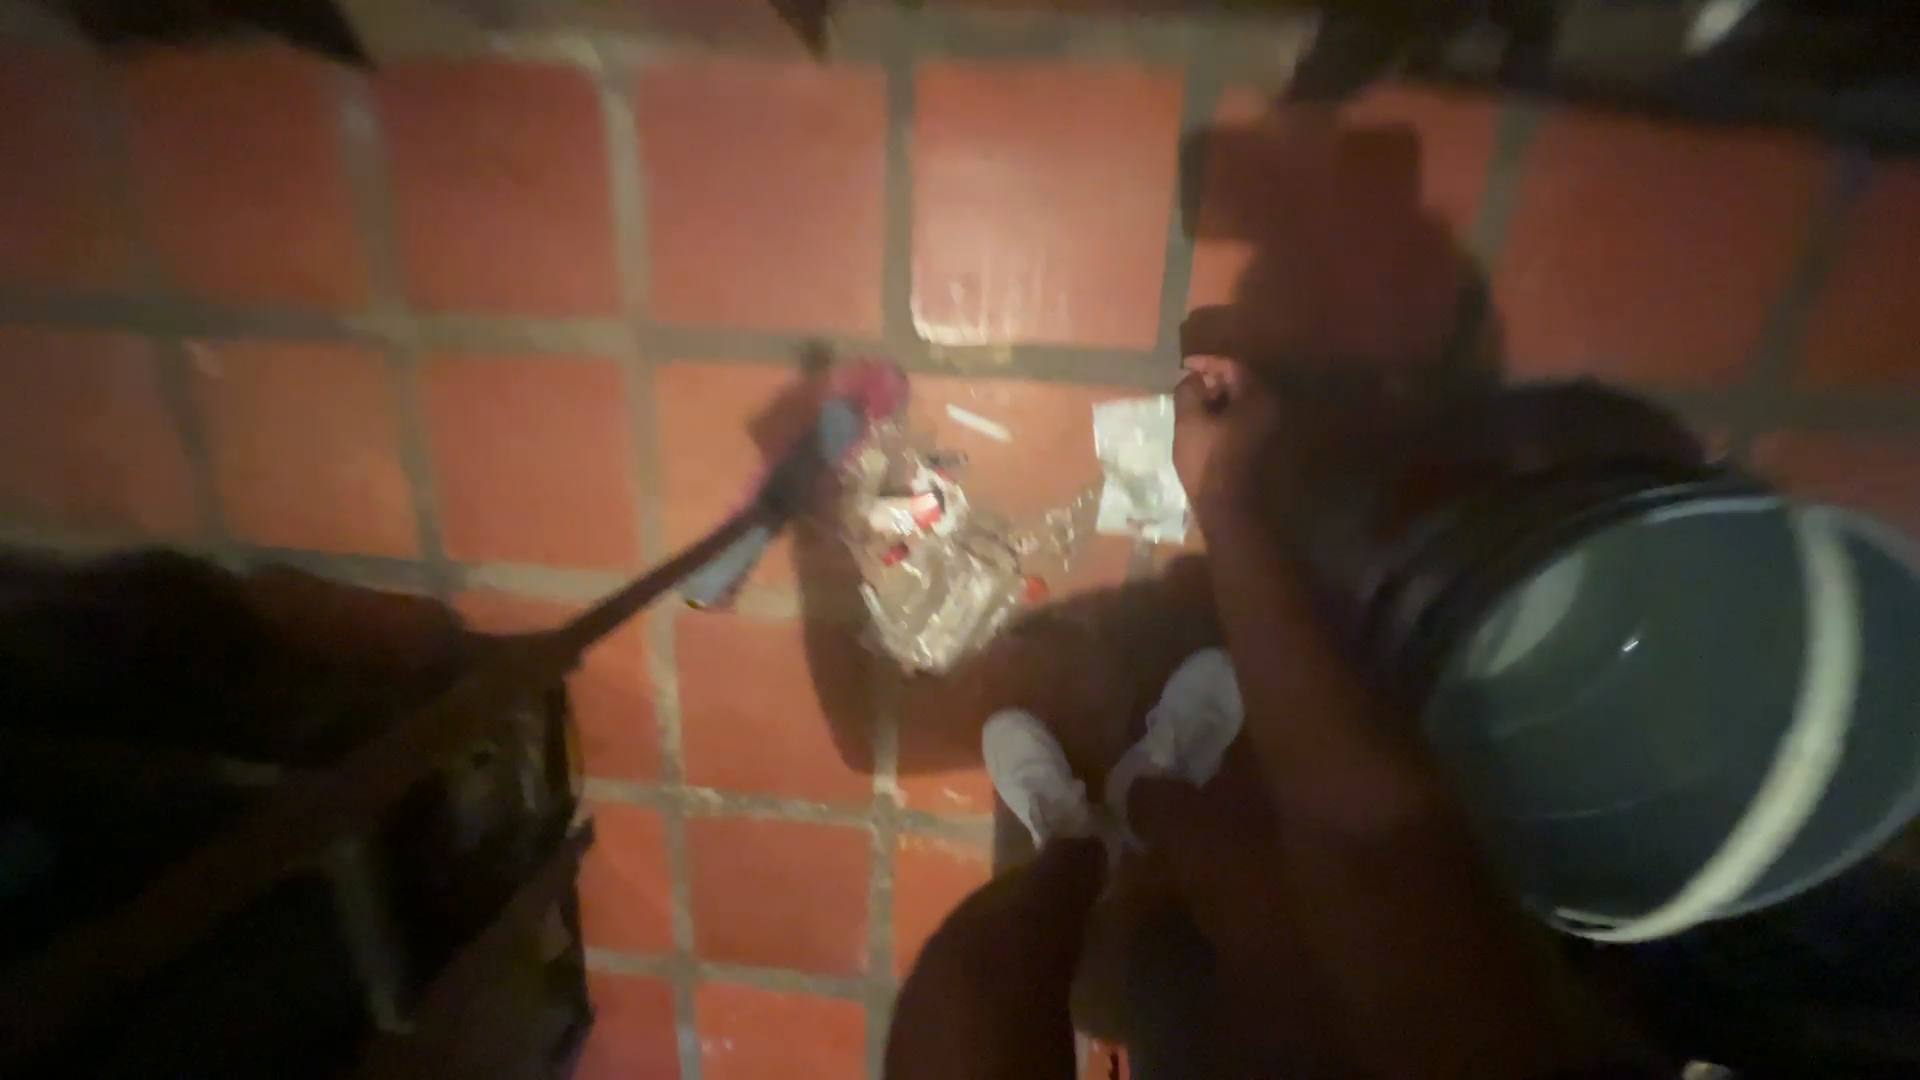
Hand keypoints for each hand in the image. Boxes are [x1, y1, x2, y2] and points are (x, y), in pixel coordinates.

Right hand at [1173, 355, 1278, 545]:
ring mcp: (1268, 428)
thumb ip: (1189, 391)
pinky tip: (1204, 426)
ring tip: (1191, 407)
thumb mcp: (1190, 421)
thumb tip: (1192, 378)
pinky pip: (1242, 420)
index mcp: (1256, 397)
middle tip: (1187, 387)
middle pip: (1240, 383)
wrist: (1229, 506)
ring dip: (1216, 400)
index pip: (1231, 366)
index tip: (1183, 366)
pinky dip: (1223, 416)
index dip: (1205, 363)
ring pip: (1240, 403)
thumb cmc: (1208, 461)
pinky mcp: (1261, 445)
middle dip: (1211, 381)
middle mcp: (1269, 408)